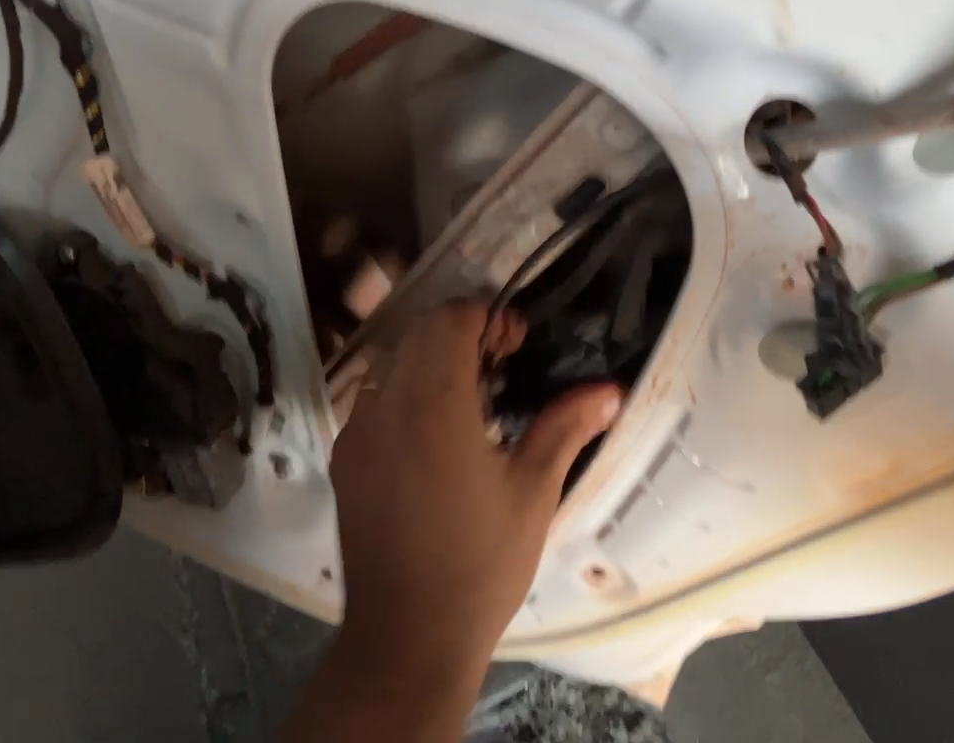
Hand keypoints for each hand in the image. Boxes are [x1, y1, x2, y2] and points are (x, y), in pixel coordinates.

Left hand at [281, 304, 619, 741]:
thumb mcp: (532, 494)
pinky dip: (403, 390)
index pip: (450, 320)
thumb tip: (609, 389)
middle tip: (498, 364)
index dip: (487, 316)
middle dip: (459, 331)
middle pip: (417, 331)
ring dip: (428, 358)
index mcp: (435, 407)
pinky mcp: (343, 456)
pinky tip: (432, 434)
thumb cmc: (480, 565)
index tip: (516, 342)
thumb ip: (565, 428)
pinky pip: (371, 398)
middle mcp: (386, 406)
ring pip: (390, 361)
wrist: (407, 636)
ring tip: (467, 397)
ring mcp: (356, 431)